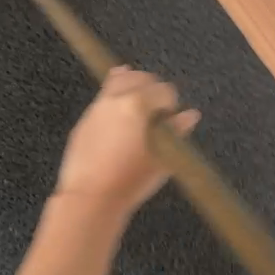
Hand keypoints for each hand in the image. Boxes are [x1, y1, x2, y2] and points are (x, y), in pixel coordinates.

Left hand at [54, 67, 200, 217]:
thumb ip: (177, 131)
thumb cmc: (132, 180)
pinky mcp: (84, 120)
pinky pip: (103, 98)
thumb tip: (190, 115)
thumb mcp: (163, 158)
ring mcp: (97, 107)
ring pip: (117, 82)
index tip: (173, 118)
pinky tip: (120, 112)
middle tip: (158, 110)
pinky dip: (114, 99)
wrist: (90, 196)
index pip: (164, 90)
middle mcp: (116, 98)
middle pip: (140, 78)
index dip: (172, 103)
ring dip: (132, 87)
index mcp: (139, 104)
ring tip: (139, 103)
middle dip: (152, 89)